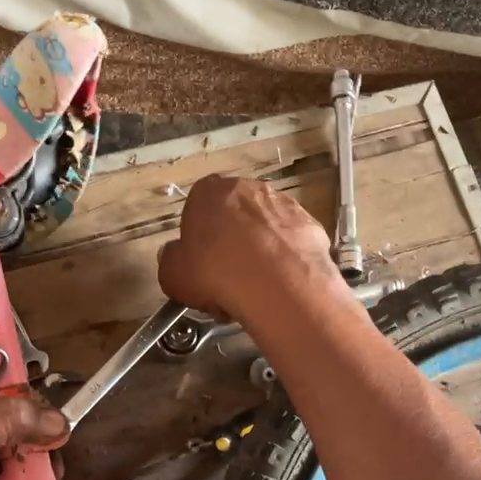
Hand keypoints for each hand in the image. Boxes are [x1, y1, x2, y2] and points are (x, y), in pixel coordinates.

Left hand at [0, 369, 67, 479]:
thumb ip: (16, 419)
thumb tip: (60, 422)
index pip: (3, 385)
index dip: (28, 405)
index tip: (52, 428)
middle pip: (5, 420)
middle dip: (30, 439)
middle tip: (49, 461)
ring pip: (1, 450)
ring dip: (22, 464)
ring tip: (43, 479)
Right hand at [156, 174, 344, 323]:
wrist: (276, 285)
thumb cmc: (214, 273)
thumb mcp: (172, 276)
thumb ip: (170, 261)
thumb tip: (174, 256)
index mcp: (208, 192)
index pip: (196, 212)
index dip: (197, 244)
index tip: (199, 268)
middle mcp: (247, 188)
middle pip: (233, 219)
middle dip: (229, 247)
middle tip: (224, 282)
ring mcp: (282, 203)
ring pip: (263, 231)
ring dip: (257, 254)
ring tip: (252, 291)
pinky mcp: (309, 224)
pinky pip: (289, 244)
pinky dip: (283, 262)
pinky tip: (276, 288)